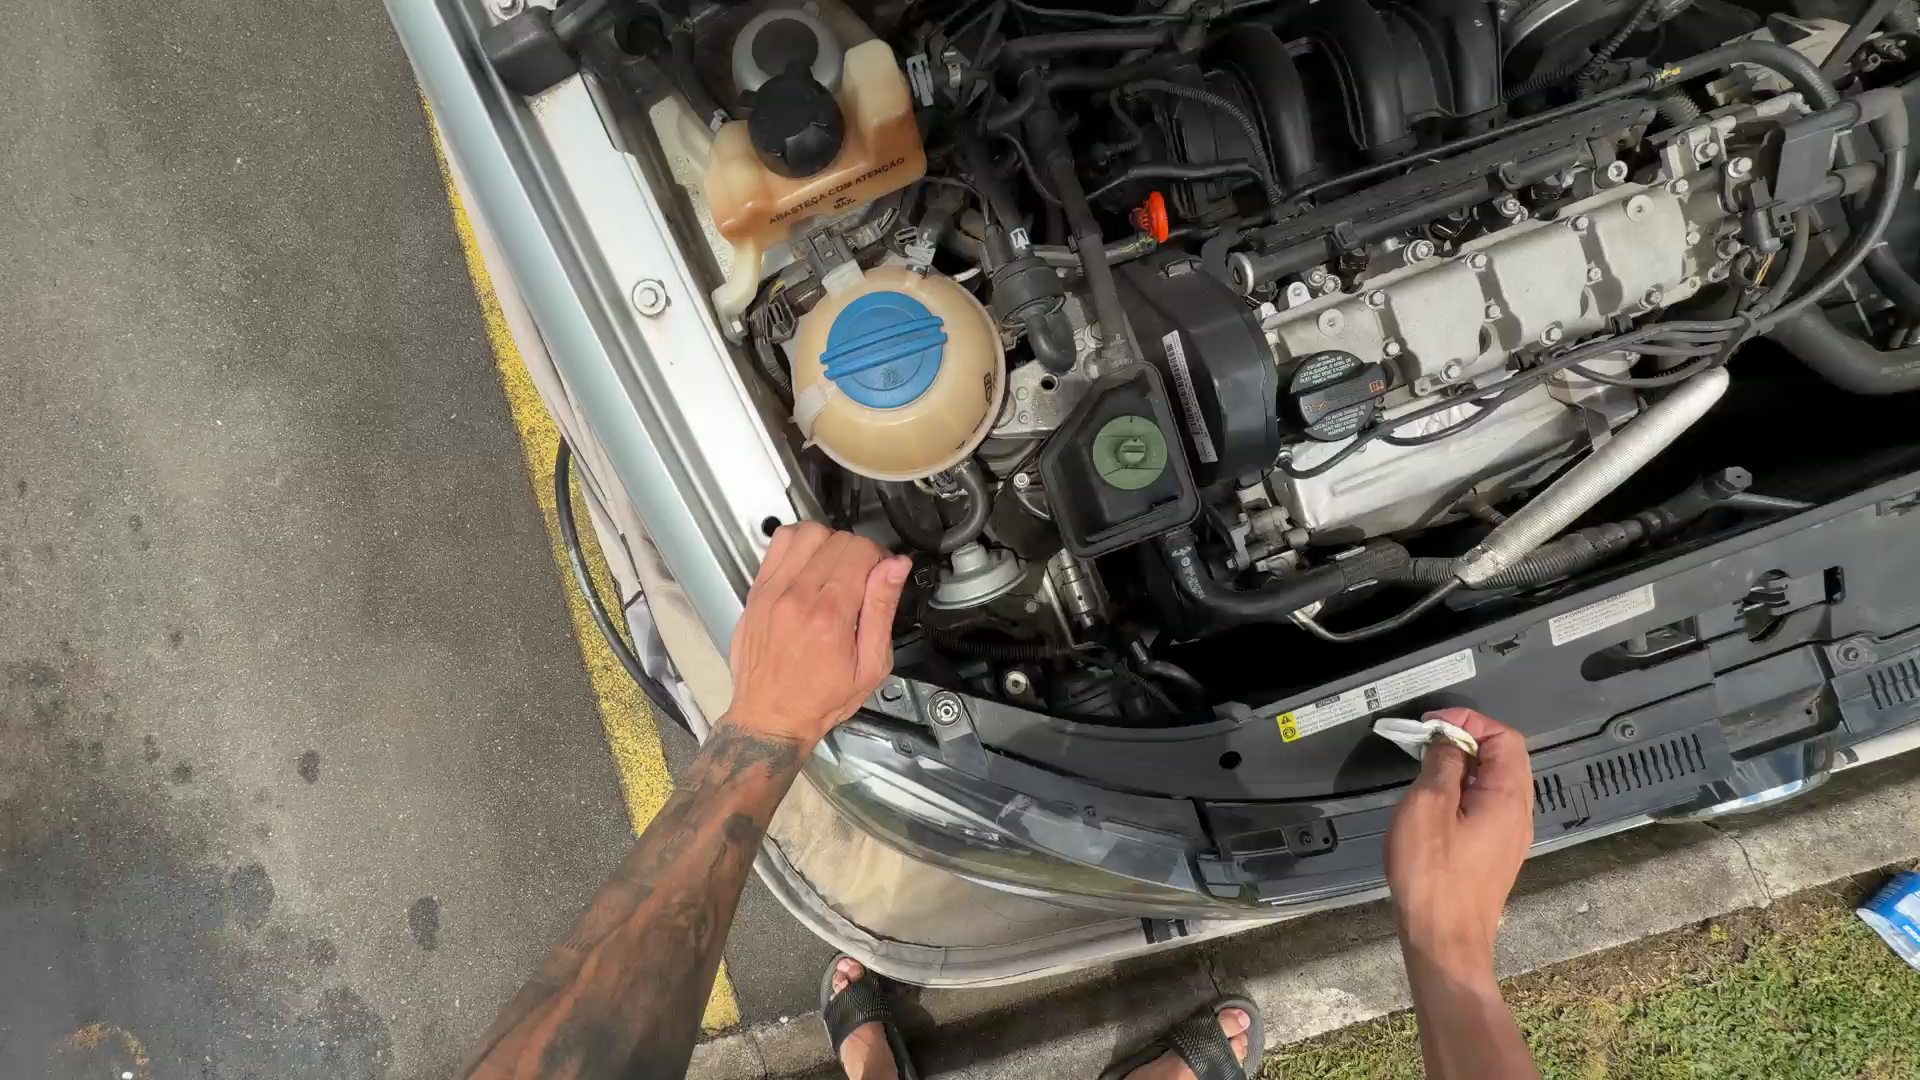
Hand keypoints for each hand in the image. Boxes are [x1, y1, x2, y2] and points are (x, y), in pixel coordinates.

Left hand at [722, 522, 910, 748]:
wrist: (771, 718)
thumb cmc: (821, 699)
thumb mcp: (871, 665)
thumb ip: (882, 609)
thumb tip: (895, 566)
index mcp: (829, 616)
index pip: (861, 551)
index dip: (880, 558)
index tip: (881, 576)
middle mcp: (797, 597)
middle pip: (837, 540)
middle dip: (859, 552)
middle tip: (862, 578)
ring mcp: (772, 592)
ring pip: (808, 533)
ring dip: (829, 543)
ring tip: (835, 569)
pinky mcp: (757, 592)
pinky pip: (779, 544)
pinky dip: (800, 543)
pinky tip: (810, 564)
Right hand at [1384, 708, 1534, 980]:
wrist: (1443, 935)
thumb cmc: (1432, 871)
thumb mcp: (1427, 806)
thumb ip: (1442, 766)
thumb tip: (1448, 741)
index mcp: (1508, 799)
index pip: (1505, 739)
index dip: (1469, 720)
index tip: (1431, 723)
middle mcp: (1518, 813)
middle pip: (1505, 757)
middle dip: (1465, 737)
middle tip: (1424, 738)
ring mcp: (1508, 833)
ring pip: (1494, 779)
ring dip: (1461, 761)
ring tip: (1424, 762)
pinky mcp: (1493, 848)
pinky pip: (1485, 800)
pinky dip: (1461, 784)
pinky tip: (1432, 793)